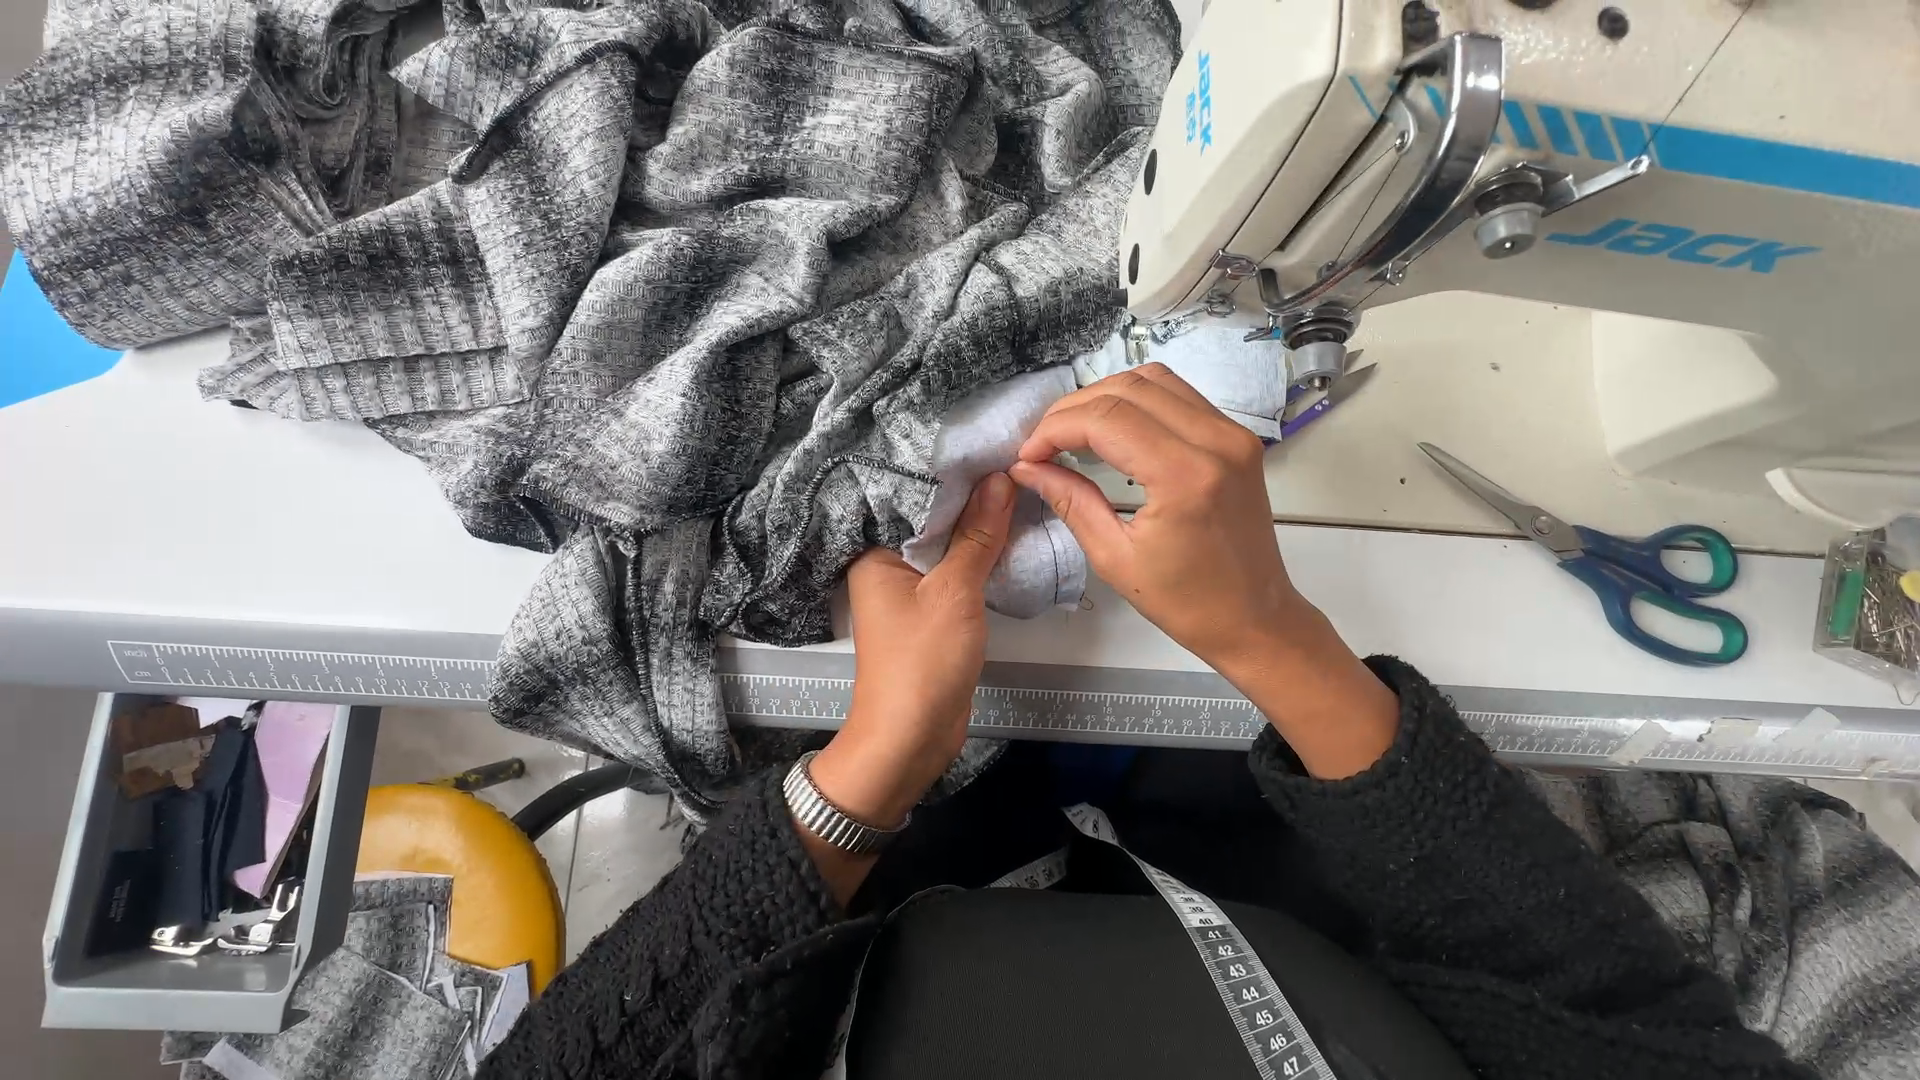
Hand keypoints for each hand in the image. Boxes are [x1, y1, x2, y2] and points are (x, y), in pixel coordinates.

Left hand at [801, 474, 1012, 891]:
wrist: (910, 739)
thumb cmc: (921, 662)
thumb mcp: (953, 593)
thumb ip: (977, 535)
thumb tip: (1001, 478)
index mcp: (873, 551)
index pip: (910, 495)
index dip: (950, 469)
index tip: (986, 439)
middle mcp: (885, 564)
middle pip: (930, 517)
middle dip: (969, 494)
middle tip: (1011, 454)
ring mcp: (908, 589)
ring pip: (947, 545)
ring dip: (978, 524)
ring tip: (1018, 481)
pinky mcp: (930, 611)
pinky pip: (955, 571)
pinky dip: (979, 555)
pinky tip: (1009, 531)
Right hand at [1008, 364, 1397, 777]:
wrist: (1255, 617)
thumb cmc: (1186, 602)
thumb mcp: (1114, 557)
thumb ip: (1070, 502)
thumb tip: (1026, 468)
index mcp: (1185, 477)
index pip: (1105, 420)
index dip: (1055, 429)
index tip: (1028, 456)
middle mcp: (1215, 441)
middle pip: (1126, 390)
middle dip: (1072, 409)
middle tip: (1043, 443)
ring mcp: (1232, 433)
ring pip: (1153, 379)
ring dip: (1103, 397)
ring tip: (1072, 431)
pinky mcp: (1236, 436)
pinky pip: (1178, 394)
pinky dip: (1136, 400)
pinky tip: (1111, 428)